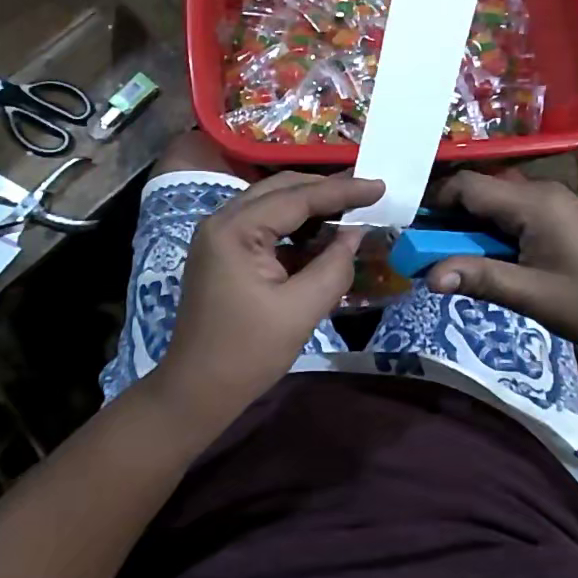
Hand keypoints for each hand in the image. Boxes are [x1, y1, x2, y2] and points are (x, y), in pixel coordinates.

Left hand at [155, 172, 384, 419]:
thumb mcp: (302, 310)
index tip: (380, 186)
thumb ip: (334, 266)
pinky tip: (323, 238)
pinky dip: (296, 230)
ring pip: (273, 206)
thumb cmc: (248, 352)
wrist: (197, 390)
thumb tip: (355, 233)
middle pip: (281, 190)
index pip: (297, 196)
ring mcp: (219, 237)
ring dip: (311, 208)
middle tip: (368, 193)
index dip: (342, 190)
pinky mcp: (224, 254)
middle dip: (326, 190)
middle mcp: (222, 221)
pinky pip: (265, 228)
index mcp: (235, 229)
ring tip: (352, 211)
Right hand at [425, 170, 577, 352]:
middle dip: (448, 216)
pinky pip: (515, 214)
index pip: (466, 186)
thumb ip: (479, 279)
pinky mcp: (562, 220)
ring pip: (496, 203)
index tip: (409, 231)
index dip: (432, 204)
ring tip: (452, 257)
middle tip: (426, 249)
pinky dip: (493, 232)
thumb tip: (427, 276)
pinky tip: (489, 259)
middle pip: (480, 190)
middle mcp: (542, 193)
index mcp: (533, 203)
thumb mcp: (533, 295)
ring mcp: (555, 204)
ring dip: (470, 226)